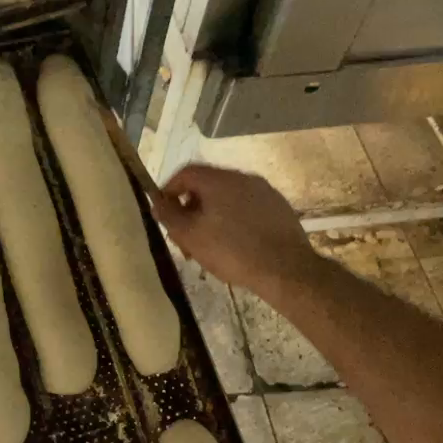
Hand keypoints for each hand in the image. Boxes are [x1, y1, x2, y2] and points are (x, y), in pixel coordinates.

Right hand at [152, 163, 316, 291]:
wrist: (286, 269)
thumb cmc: (231, 251)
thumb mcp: (190, 236)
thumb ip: (169, 216)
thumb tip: (157, 203)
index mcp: (219, 180)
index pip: (186, 172)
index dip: (169, 190)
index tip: (164, 213)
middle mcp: (243, 177)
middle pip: (207, 185)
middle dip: (190, 208)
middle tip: (184, 235)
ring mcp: (264, 191)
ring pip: (227, 197)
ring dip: (211, 215)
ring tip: (208, 244)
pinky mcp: (279, 208)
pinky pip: (247, 207)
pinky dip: (233, 220)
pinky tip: (235, 244)